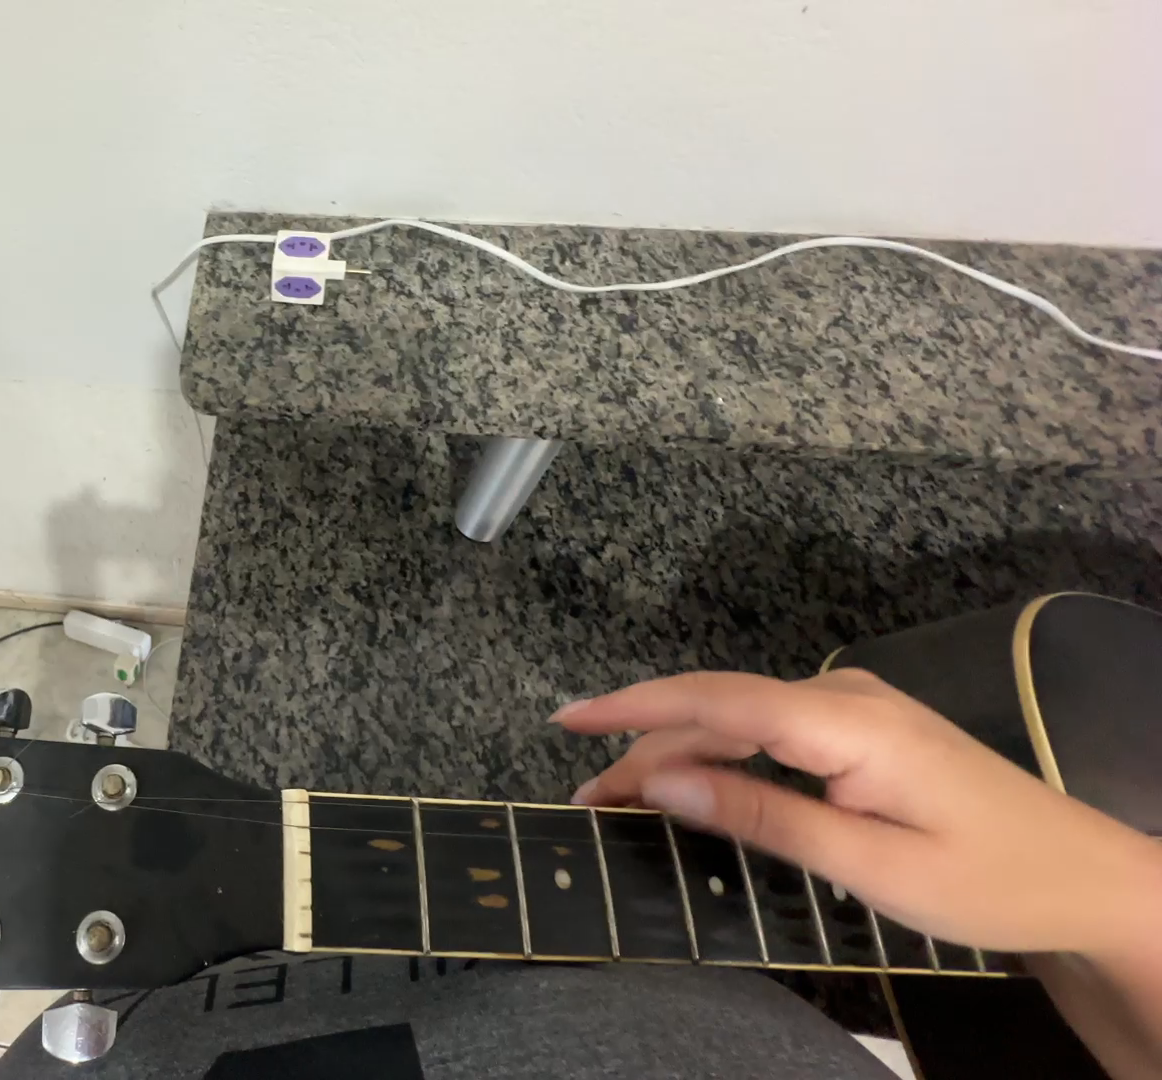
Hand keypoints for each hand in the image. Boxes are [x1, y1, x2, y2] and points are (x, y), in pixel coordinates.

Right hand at [557, 668, 1161, 958]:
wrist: (1101, 885)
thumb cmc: (994, 882)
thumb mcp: (873, 864)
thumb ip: (760, 815)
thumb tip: (660, 782)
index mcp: (845, 720)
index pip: (712, 699)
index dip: (631, 704)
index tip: (568, 718)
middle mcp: (834, 694)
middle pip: (710, 712)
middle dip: (641, 750)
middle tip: (590, 801)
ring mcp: (840, 703)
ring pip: (727, 721)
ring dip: (671, 756)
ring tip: (620, 799)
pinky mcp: (842, 723)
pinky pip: (754, 731)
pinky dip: (709, 757)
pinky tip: (683, 782)